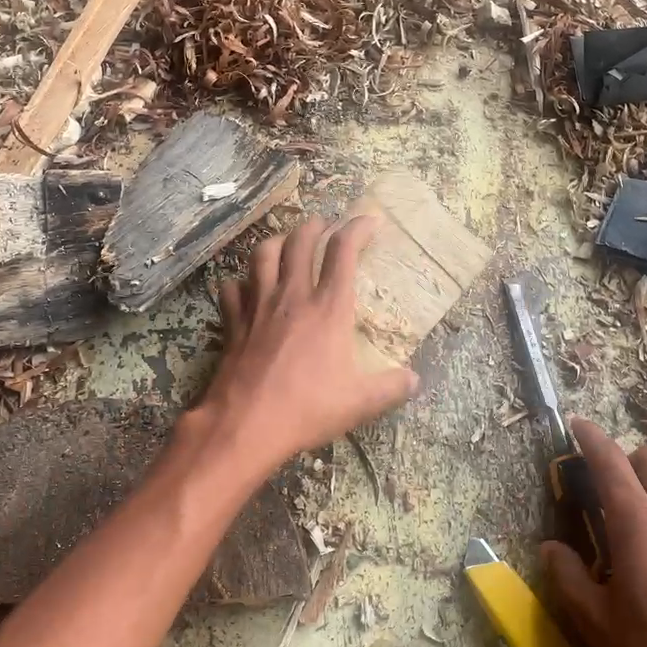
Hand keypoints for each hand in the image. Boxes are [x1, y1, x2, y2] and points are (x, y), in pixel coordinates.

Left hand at [196, 216, 418, 474]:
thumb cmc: (307, 410)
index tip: (369, 221)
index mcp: (329, 309)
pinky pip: (232, 290)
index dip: (358, 228)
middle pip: (300, 242)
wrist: (245, 425)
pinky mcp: (234, 324)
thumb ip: (391, 388)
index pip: (343, 251)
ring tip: (285, 242)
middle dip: (314, 226)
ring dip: (276, 241)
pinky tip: (244, 287)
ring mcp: (258, 308)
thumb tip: (414, 380)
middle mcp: (293, 297)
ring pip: (262, 256)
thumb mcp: (360, 403)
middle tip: (324, 224)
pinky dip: (239, 282)